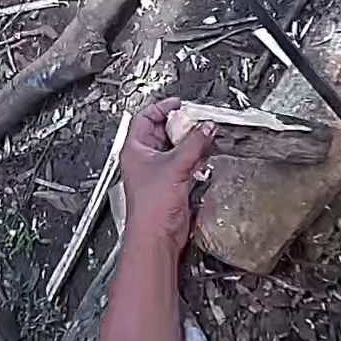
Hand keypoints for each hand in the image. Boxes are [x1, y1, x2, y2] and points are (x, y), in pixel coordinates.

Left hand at [119, 98, 214, 255]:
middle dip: (180, 124)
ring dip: (190, 141)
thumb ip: (194, 144)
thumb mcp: (175, 166)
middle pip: (162, 131)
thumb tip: (206, 127)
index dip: (161, 108)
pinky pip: (184, 163)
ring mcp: (158, 171)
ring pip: (175, 148)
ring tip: (205, 133)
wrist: (156, 236)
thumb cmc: (151, 207)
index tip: (178, 103)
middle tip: (197, 118)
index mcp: (135, 149)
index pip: (145, 118)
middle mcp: (144, 159)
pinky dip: (194, 156)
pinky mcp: (171, 183)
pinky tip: (205, 153)